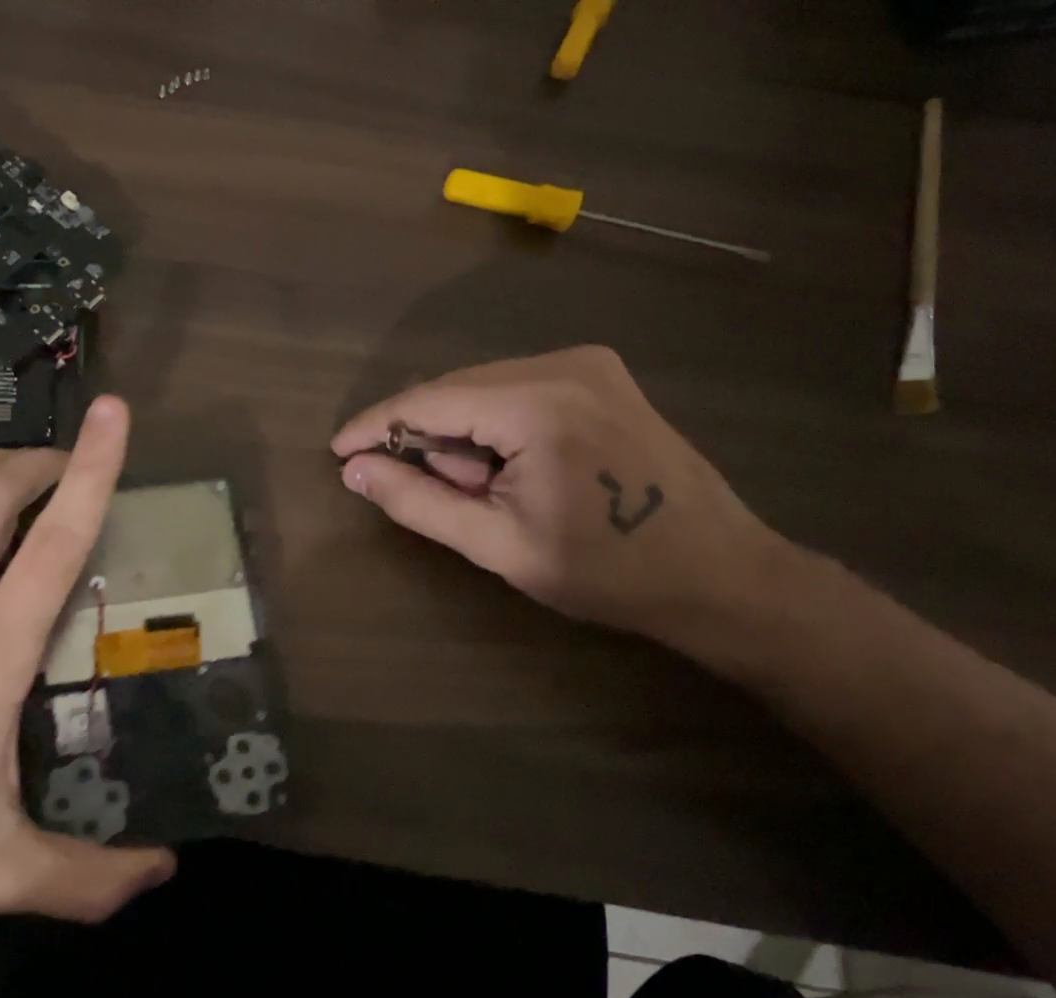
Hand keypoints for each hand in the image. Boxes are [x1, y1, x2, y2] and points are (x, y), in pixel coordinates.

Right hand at [331, 347, 786, 640]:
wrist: (719, 574)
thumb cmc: (603, 570)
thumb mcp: (496, 543)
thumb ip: (418, 501)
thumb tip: (355, 471)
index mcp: (537, 403)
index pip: (429, 399)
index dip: (374, 425)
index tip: (336, 453)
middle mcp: (565, 365)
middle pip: (457, 388)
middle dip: (424, 436)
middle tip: (415, 490)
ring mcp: (591, 366)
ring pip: (485, 389)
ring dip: (461, 435)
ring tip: (477, 492)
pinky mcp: (604, 378)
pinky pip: (518, 390)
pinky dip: (494, 427)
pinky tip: (505, 471)